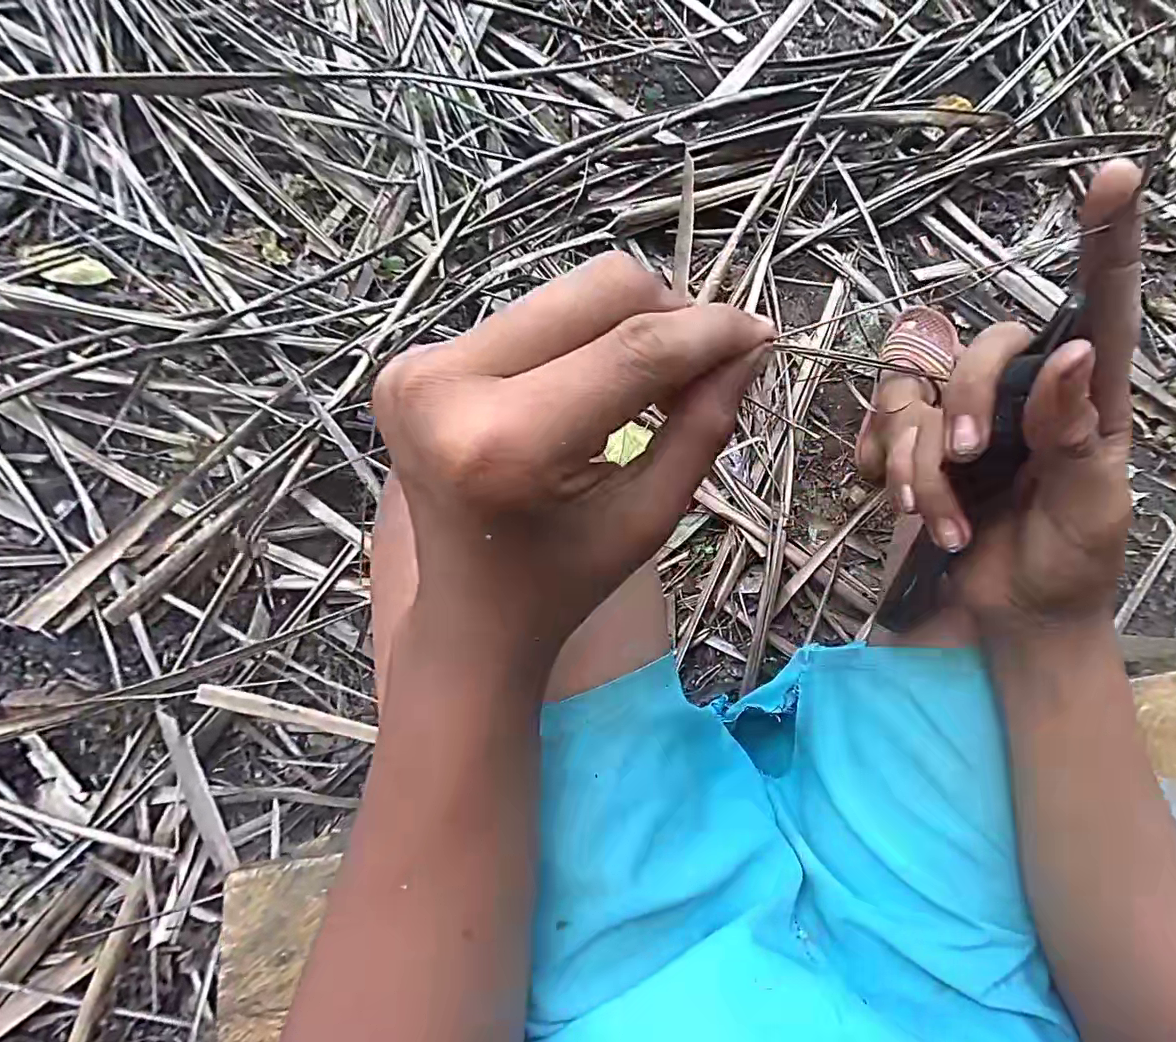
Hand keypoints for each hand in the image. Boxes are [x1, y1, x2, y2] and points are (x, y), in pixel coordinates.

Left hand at [372, 253, 772, 660]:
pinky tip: (603, 386)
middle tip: (706, 365)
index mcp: (507, 445)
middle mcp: (445, 385)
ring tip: (656, 386)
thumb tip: (750, 349)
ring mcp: (419, 365)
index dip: (708, 332)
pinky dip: (587, 339)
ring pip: (567, 293)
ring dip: (631, 326)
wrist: (471, 615)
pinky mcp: (414, 359)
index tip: (760, 333)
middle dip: (671, 317)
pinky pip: (533, 316)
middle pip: (596, 292)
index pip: (632, 350)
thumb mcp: (649, 517)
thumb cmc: (565, 583)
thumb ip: (703, 426)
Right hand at [856, 160, 1141, 628]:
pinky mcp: (912, 452)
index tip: (1115, 179)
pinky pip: (877, 427)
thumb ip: (1078, 436)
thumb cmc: (1069, 567)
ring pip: (912, 398)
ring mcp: (957, 423)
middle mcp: (1015, 398)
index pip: (1099, 309)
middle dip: (960, 404)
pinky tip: (895, 500)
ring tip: (939, 524)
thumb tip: (1066, 355)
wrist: (1008, 620)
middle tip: (965, 463)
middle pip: (974, 347)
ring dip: (917, 466)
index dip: (1107, 242)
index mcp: (1081, 400)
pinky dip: (882, 466)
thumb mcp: (1090, 509)